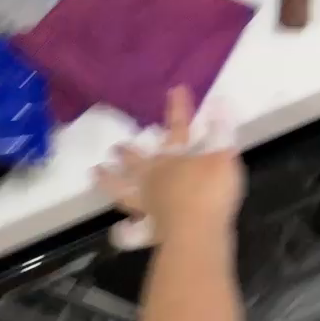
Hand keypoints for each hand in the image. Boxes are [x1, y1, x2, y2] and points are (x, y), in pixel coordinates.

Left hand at [94, 87, 241, 245]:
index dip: (179, 109)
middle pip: (137, 162)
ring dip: (109, 183)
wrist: (196, 231)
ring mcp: (147, 203)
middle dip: (128, 153)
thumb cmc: (210, 190)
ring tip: (95, 175)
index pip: (178, 127)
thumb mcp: (223, 156)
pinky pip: (133, 230)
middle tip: (115, 148)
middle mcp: (153, 178)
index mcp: (172, 158)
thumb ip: (222, 132)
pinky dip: (126, 231)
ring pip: (123, 190)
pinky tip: (120, 230)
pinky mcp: (149, 229)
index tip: (176, 89)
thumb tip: (220, 104)